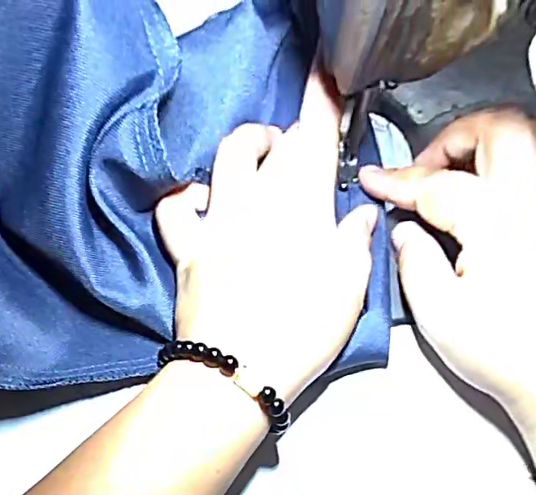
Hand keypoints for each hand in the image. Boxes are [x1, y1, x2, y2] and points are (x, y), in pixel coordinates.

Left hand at [155, 71, 380, 403]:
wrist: (238, 371)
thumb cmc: (301, 335)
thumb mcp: (349, 291)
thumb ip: (355, 244)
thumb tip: (360, 216)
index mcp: (304, 205)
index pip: (316, 136)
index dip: (322, 103)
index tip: (326, 82)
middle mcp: (257, 200)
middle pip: (274, 144)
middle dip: (291, 134)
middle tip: (301, 149)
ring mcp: (217, 222)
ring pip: (225, 157)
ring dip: (245, 145)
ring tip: (256, 155)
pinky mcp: (186, 249)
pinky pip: (175, 206)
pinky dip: (186, 194)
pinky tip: (200, 198)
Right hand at [358, 109, 535, 423]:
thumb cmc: (511, 352)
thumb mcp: (439, 313)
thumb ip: (414, 262)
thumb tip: (405, 236)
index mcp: (498, 212)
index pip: (436, 183)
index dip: (398, 182)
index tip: (376, 183)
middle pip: (499, 128)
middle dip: (454, 138)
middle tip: (427, 171)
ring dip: (510, 138)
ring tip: (481, 165)